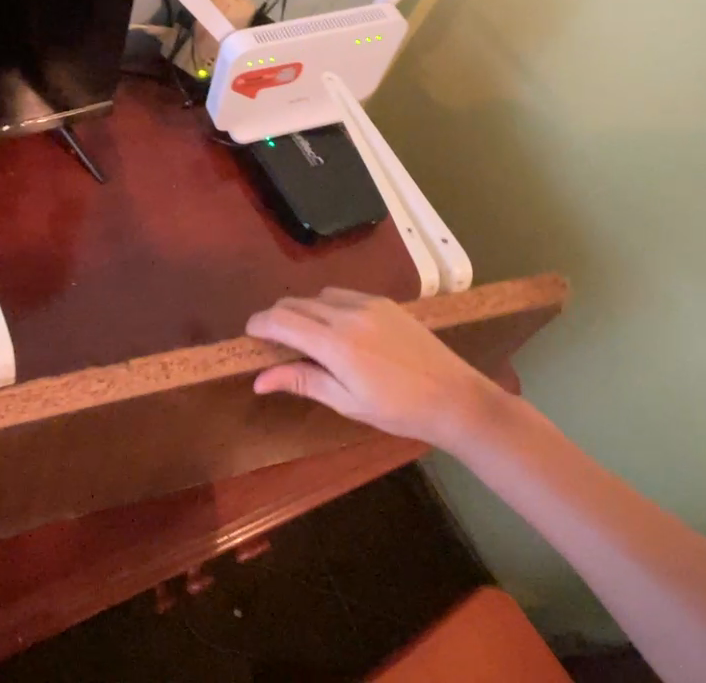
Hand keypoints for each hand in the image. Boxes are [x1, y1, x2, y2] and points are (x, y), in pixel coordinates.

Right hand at [246, 287, 512, 453]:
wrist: (454, 397)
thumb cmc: (398, 410)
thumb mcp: (346, 402)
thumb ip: (302, 381)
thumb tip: (258, 380)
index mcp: (336, 344)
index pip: (280, 320)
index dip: (258, 324)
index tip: (250, 336)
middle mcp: (347, 314)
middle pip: (294, 304)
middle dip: (276, 318)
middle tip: (275, 343)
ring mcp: (367, 304)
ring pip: (316, 296)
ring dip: (302, 312)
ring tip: (307, 338)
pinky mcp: (383, 302)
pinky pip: (341, 295)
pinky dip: (326, 307)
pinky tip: (337, 330)